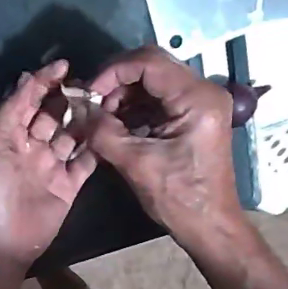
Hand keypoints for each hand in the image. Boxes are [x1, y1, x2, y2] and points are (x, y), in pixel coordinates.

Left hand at [0, 59, 97, 268]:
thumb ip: (12, 109)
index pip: (28, 100)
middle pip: (54, 115)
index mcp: (8, 133)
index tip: (64, 65)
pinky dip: (97, 146)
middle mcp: (31, 146)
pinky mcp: (69, 185)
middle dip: (69, 98)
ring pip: (72, 134)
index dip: (44, 81)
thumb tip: (27, 77)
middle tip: (90, 83)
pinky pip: (86, 161)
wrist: (0, 239)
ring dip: (86, 118)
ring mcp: (51, 165)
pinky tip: (110, 128)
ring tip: (104, 101)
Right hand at [85, 45, 245, 251]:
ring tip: (103, 118)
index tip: (89, 94)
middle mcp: (204, 91)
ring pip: (154, 80)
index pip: (148, 63)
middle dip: (117, 81)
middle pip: (152, 65)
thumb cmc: (178, 198)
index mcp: (196, 98)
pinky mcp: (194, 115)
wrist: (210, 225)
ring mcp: (201, 102)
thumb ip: (103, 131)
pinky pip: (160, 97)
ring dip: (124, 94)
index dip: (112, 72)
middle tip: (93, 104)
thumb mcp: (135, 163)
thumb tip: (77, 108)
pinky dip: (136, 105)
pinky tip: (118, 124)